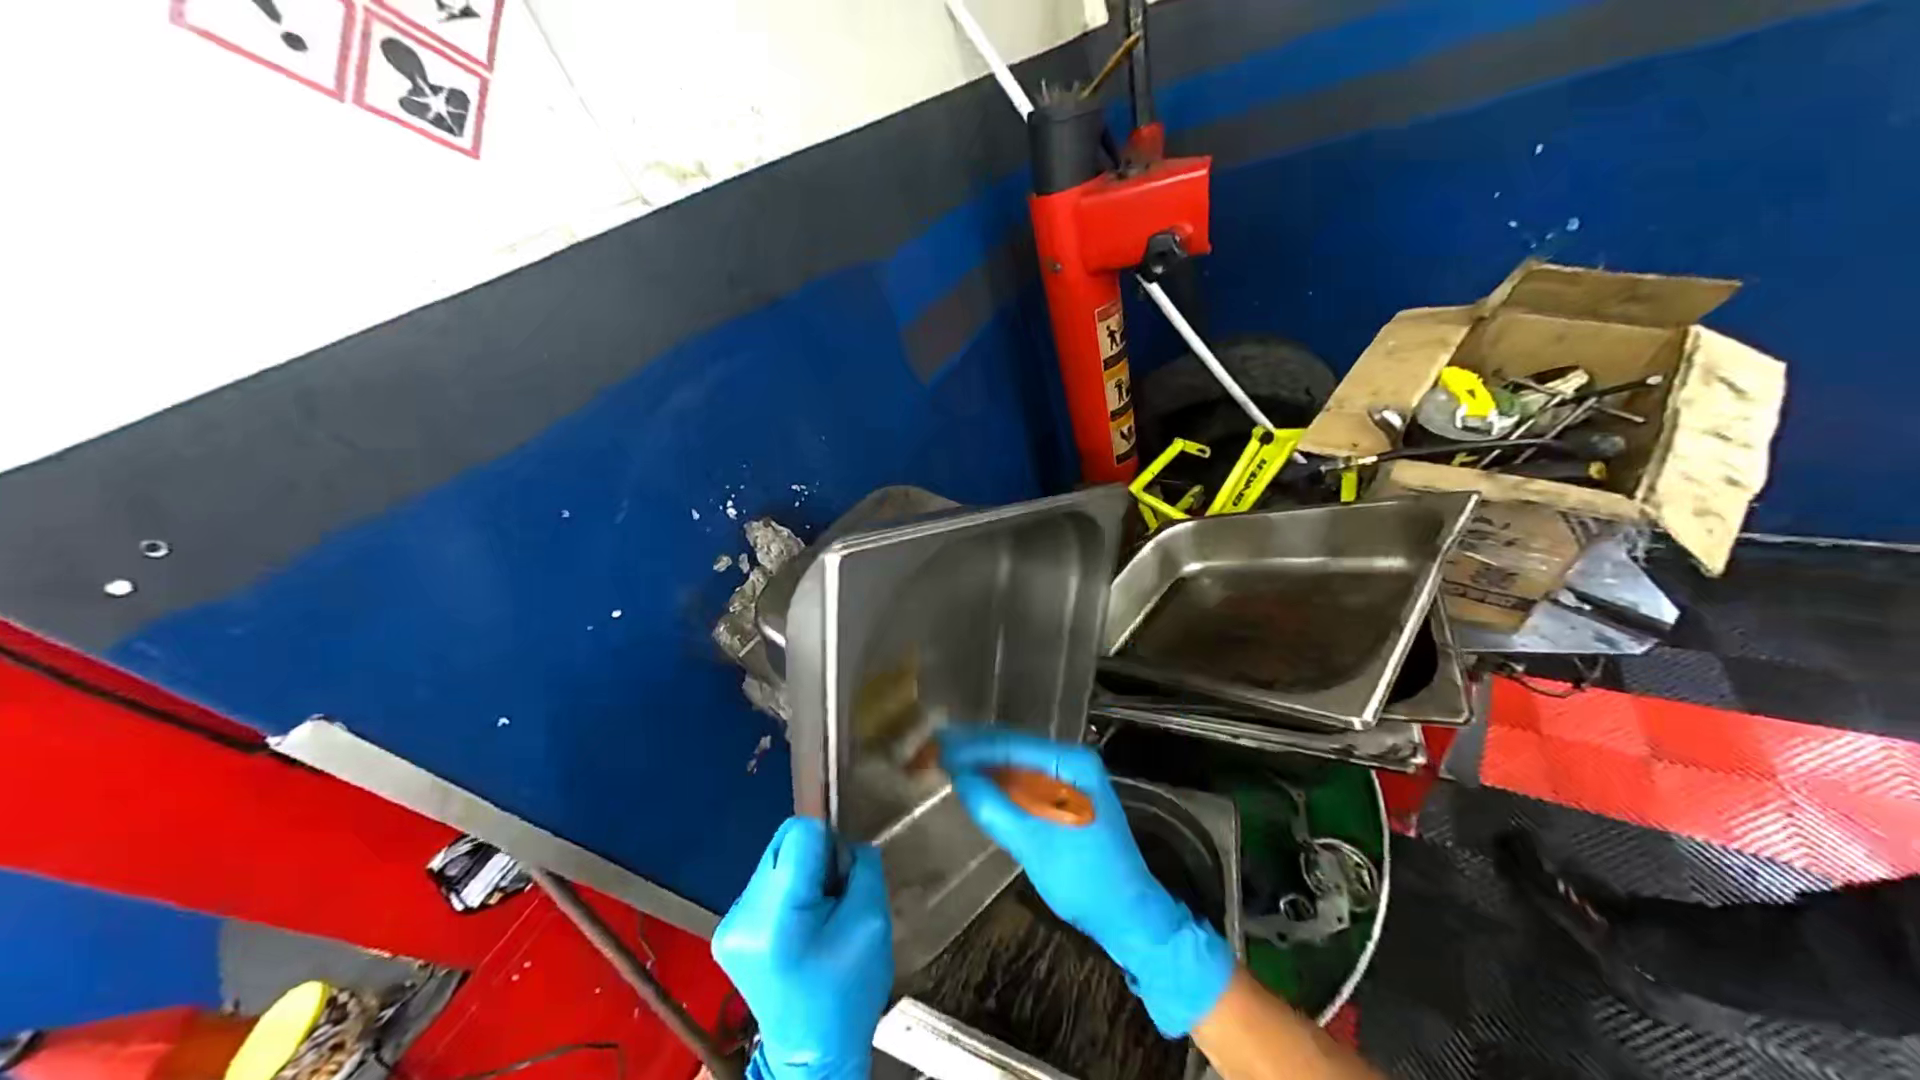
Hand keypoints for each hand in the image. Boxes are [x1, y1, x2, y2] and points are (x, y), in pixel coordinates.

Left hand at [711, 817, 892, 1079]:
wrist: (812, 1055)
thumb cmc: (848, 994)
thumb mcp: (872, 923)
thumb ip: (862, 869)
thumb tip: (846, 843)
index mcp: (776, 916)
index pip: (800, 832)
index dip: (831, 845)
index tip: (842, 878)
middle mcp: (742, 914)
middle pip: (783, 842)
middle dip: (815, 859)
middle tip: (834, 898)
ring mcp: (729, 923)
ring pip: (774, 860)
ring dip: (802, 877)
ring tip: (817, 919)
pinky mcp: (728, 931)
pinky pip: (766, 885)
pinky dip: (788, 895)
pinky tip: (799, 929)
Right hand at [939, 727, 1232, 1035]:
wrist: (1129, 917)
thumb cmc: (1085, 877)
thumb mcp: (1033, 842)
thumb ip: (994, 806)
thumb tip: (957, 775)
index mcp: (1072, 763)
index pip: (1012, 745)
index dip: (972, 746)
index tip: (936, 746)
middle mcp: (1071, 763)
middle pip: (1013, 749)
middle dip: (974, 751)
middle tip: (933, 750)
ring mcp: (1068, 782)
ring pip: (1016, 766)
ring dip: (982, 766)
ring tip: (944, 763)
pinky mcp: (1062, 802)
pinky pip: (1023, 784)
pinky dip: (997, 785)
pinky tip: (973, 785)